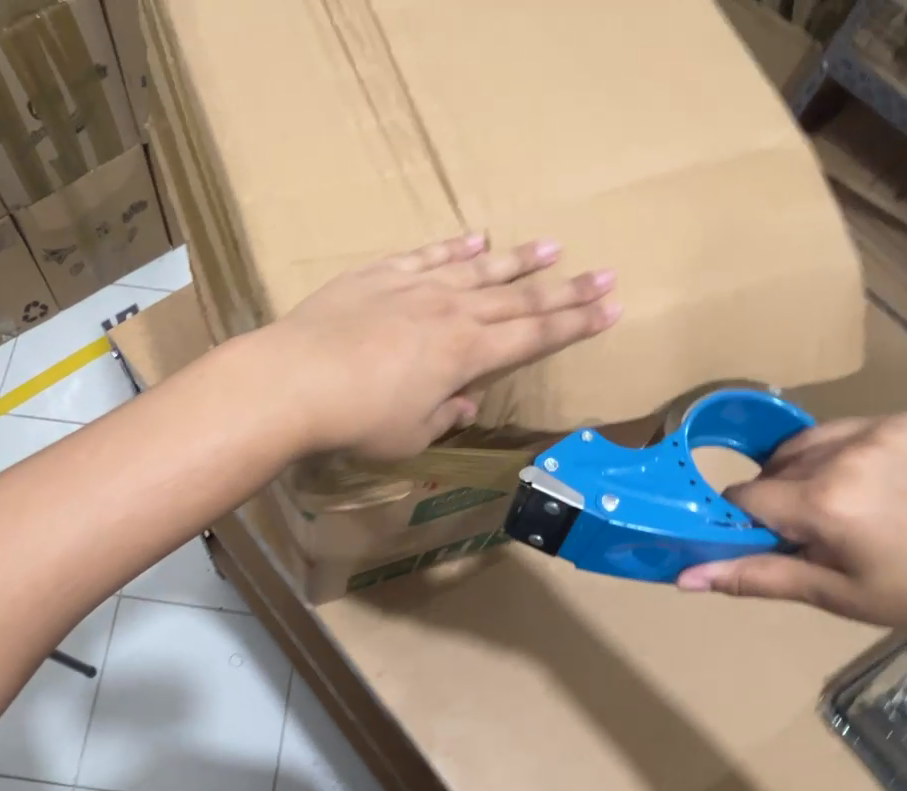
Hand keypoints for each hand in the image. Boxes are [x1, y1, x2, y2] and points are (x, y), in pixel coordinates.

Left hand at [229, 233, 619, 459]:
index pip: (535, 337)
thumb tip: (466, 403)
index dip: (575, 324)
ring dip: (518, 259)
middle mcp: (453, 312)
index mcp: (468, 355)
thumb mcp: (411, 436)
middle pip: (520, 298)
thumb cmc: (358, 421)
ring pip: (480, 269)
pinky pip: (428, 255)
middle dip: (566, 290)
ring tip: (551, 247)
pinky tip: (475, 239)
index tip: (610, 309)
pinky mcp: (380, 274)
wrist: (296, 379)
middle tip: (605, 275)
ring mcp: (416, 287)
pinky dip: (455, 247)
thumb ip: (445, 416)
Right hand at [674, 413, 906, 641]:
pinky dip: (837, 455)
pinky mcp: (905, 421)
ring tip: (838, 508)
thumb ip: (753, 576)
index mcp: (827, 503)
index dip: (744, 522)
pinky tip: (869, 485)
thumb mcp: (830, 593)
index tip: (768, 542)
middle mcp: (847, 455)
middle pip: (770, 470)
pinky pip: (841, 430)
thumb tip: (683, 578)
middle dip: (777, 501)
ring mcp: (879, 431)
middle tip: (814, 535)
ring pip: (801, 446)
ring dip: (800, 473)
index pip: (744, 498)